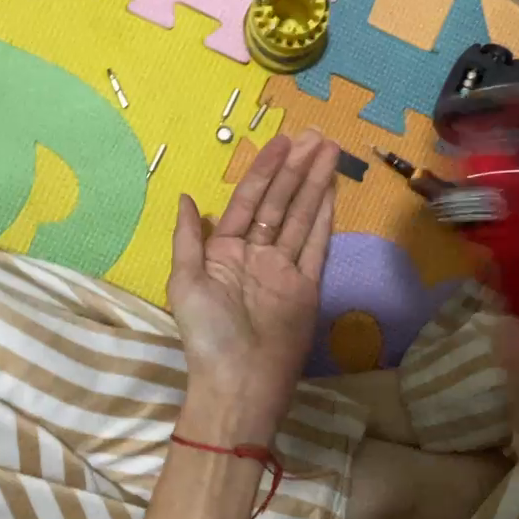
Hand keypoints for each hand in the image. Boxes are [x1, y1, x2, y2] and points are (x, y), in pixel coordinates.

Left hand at [168, 129, 338, 444]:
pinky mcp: (308, 284)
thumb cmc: (207, 333)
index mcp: (225, 251)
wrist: (240, 382)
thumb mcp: (185, 281)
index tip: (283, 142)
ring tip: (329, 151)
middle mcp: (257, 254)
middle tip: (316, 136)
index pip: (249, 200)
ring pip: (301, 216)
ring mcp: (285, 268)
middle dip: (296, 168)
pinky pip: (317, 244)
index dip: (265, 170)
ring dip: (314, 184)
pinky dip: (325, 217)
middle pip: (279, 201)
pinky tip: (332, 190)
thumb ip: (188, 237)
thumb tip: (187, 197)